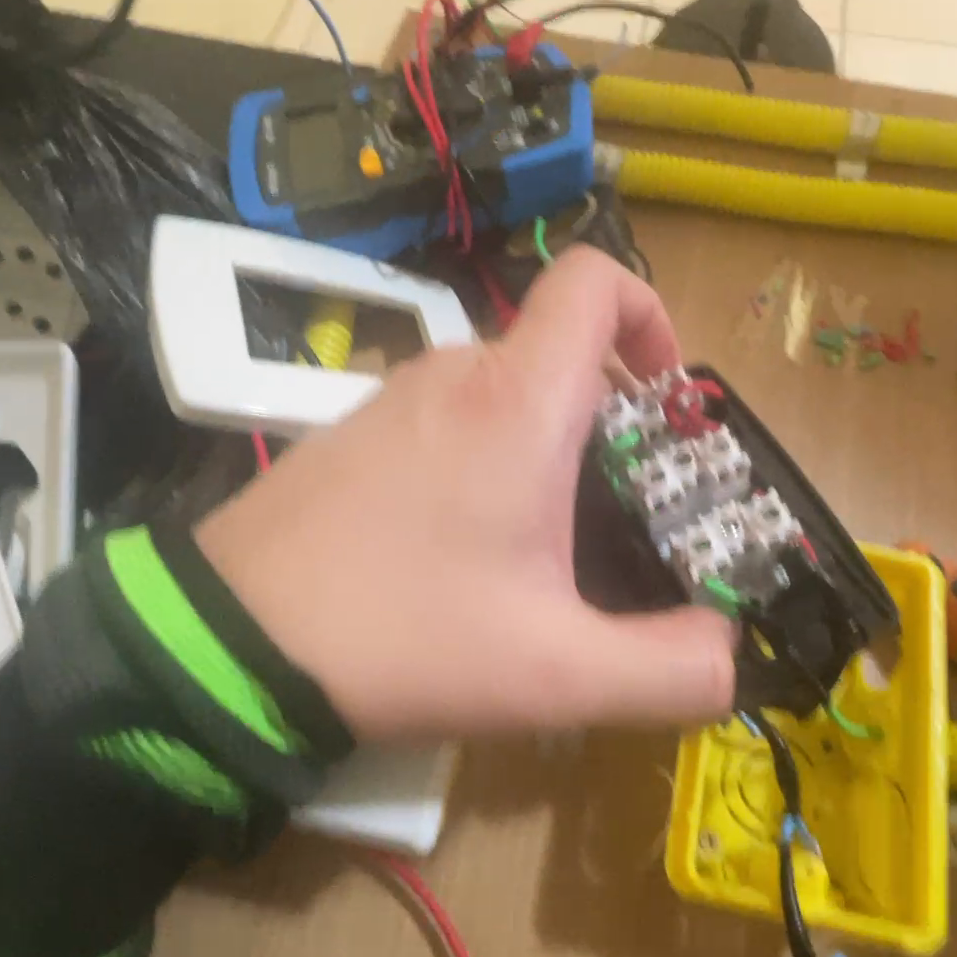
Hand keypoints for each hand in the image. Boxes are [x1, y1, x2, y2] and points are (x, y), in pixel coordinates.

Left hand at [194, 247, 735, 740]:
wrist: (229, 645)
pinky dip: (482, 459)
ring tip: (540, 546)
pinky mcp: (349, 433)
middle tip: (619, 513)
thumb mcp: (558, 675)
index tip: (668, 398)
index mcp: (518, 402)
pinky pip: (445, 421)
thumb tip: (727, 655)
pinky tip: (459, 548)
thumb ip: (670, 670)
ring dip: (544, 448)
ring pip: (502, 391)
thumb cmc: (403, 639)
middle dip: (610, 420)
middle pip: (559, 354)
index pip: (597, 281)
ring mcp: (391, 398)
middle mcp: (454, 374)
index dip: (651, 315)